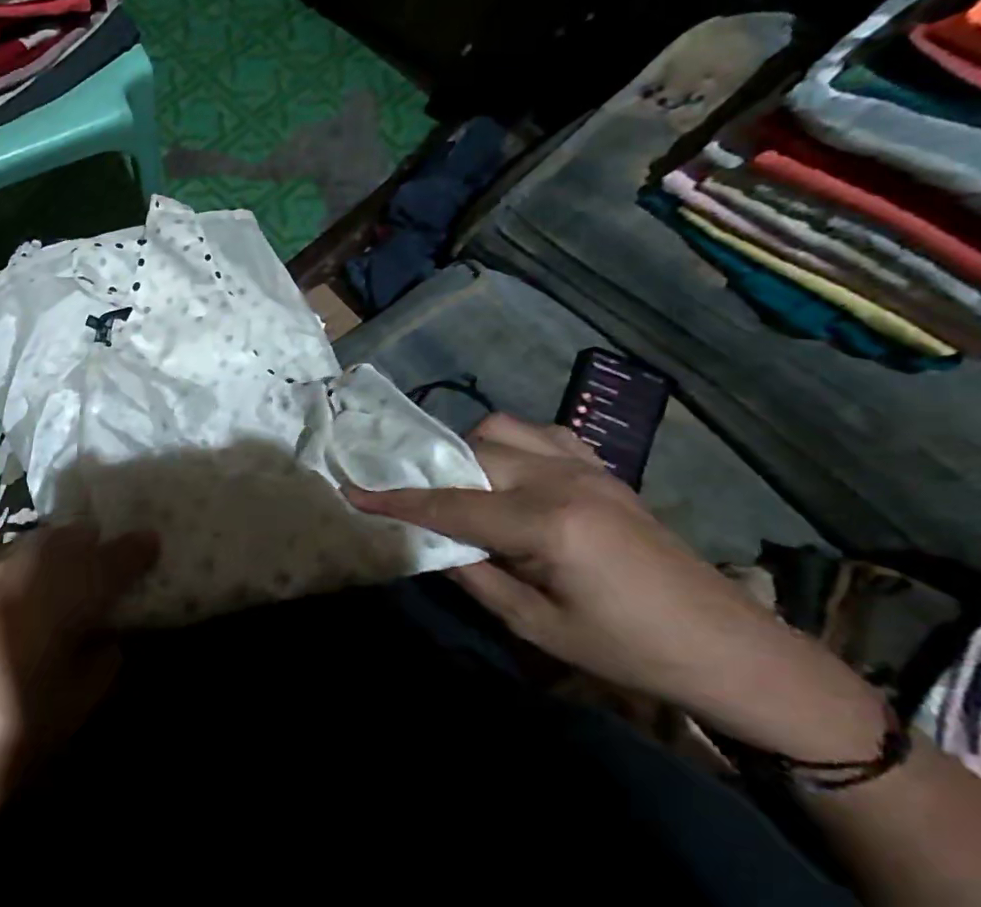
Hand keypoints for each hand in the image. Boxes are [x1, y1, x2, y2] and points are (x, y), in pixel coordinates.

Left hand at [0, 523, 159, 788]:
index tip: (153, 540)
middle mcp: (14, 583)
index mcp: (47, 609)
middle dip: (94, 542)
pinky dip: (35, 560)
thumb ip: (95, 669)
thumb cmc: (0, 753)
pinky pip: (10, 562)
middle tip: (120, 555)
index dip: (129, 552)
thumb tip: (109, 640)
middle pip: (61, 541)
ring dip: (63, 546)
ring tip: (85, 563)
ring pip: (32, 545)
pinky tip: (42, 584)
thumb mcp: (64, 717)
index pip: (98, 566)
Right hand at [347, 413, 886, 762]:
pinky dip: (511, 442)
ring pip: (502, 429)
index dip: (394, 500)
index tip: (350, 491)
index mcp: (547, 525)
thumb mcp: (532, 624)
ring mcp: (588, 469)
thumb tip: (425, 539)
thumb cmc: (626, 649)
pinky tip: (508, 470)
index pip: (449, 504)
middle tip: (403, 494)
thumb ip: (471, 572)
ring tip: (459, 483)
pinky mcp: (605, 471)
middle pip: (470, 455)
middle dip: (428, 470)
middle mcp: (563, 481)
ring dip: (468, 449)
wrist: (731, 650)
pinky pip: (543, 433)